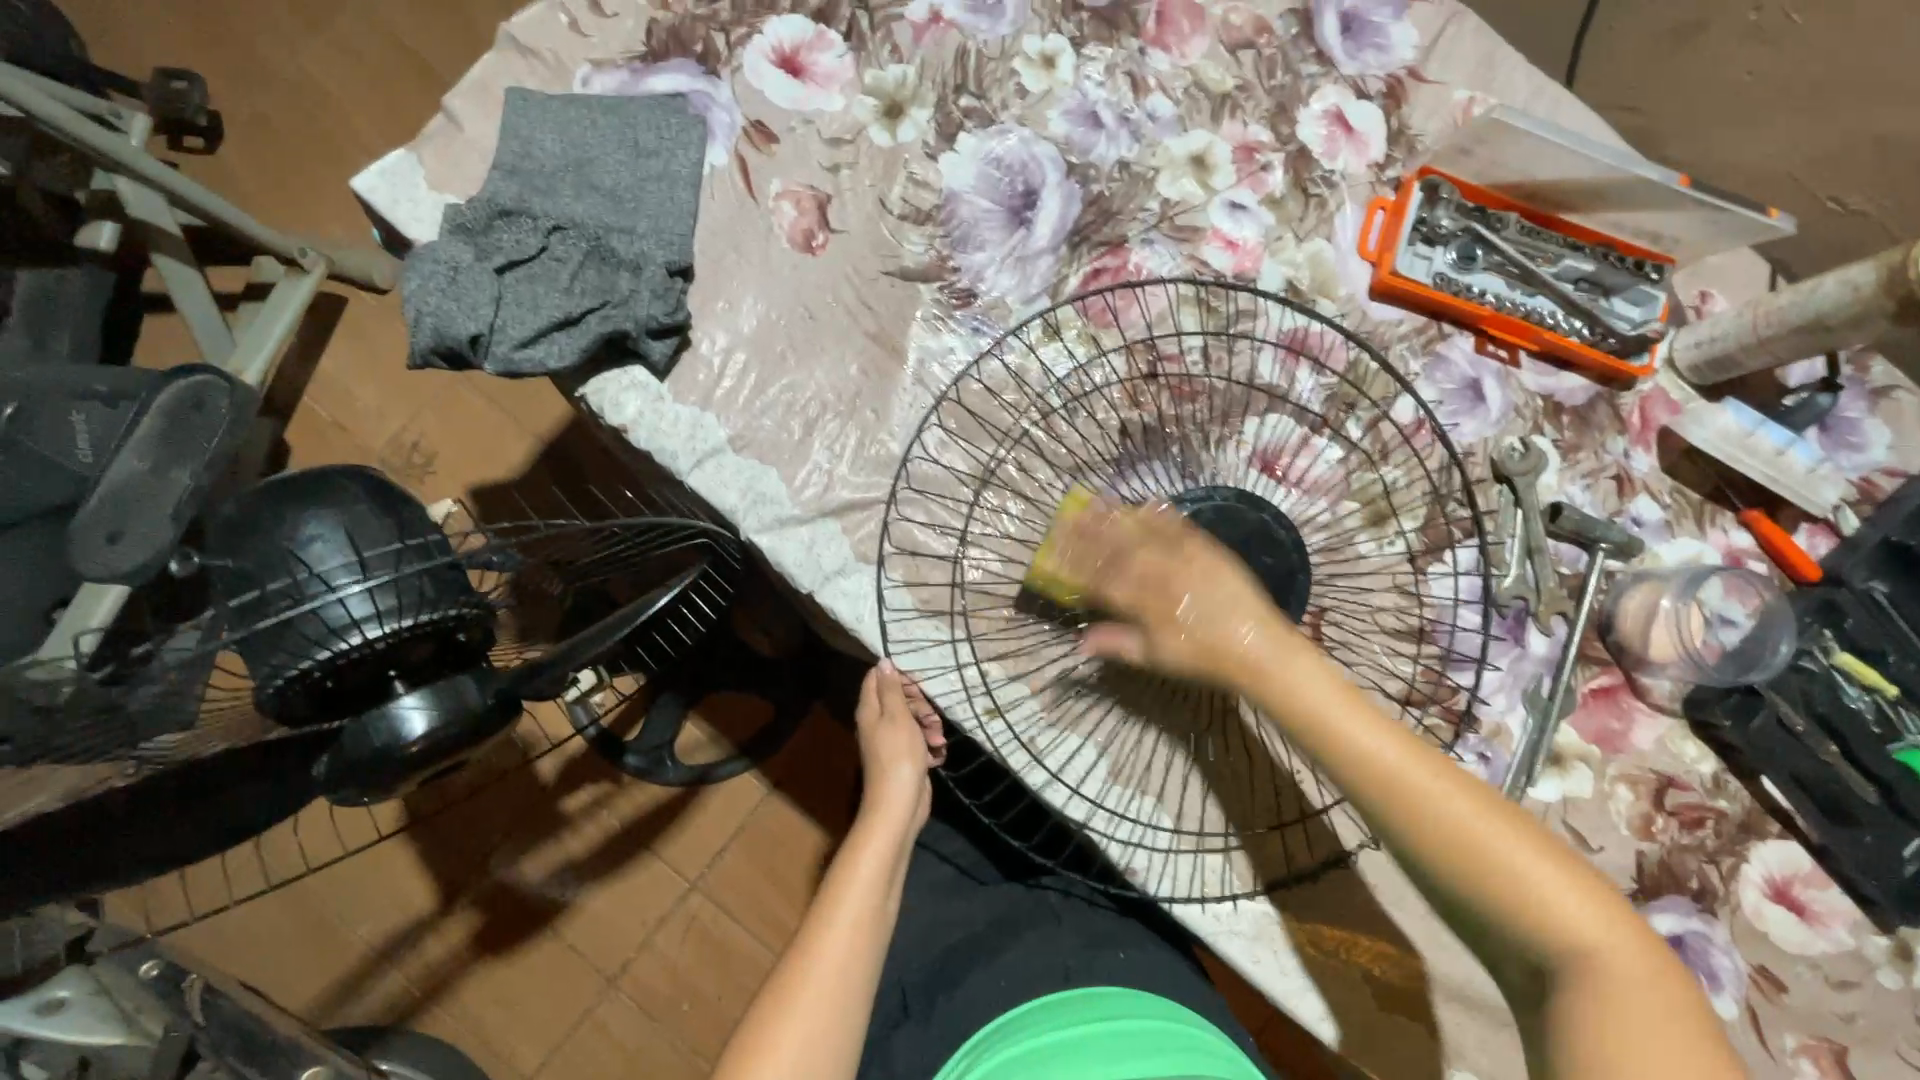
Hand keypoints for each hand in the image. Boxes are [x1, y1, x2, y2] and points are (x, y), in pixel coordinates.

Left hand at [854, 661, 945, 833]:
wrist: (900, 802)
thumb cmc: (898, 754)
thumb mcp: (896, 715)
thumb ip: (891, 688)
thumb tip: (883, 661)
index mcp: (870, 709)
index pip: (876, 678)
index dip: (898, 676)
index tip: (918, 683)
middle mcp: (877, 722)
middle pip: (899, 699)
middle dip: (920, 704)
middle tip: (930, 715)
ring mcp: (892, 741)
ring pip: (914, 720)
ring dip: (930, 726)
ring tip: (937, 740)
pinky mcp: (906, 757)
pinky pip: (920, 741)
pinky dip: (930, 746)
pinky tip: (937, 754)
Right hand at [1049, 496, 1295, 686]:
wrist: (1257, 647)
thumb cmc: (1203, 658)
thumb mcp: (1156, 657)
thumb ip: (1117, 644)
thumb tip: (1079, 642)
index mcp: (1143, 602)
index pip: (1100, 577)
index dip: (1076, 563)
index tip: (1056, 551)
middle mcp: (1160, 573)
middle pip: (1116, 548)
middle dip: (1089, 532)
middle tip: (1067, 518)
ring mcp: (1185, 556)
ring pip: (1142, 532)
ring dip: (1116, 516)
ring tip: (1096, 503)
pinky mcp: (1207, 548)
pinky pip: (1178, 525)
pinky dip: (1160, 514)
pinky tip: (1144, 503)